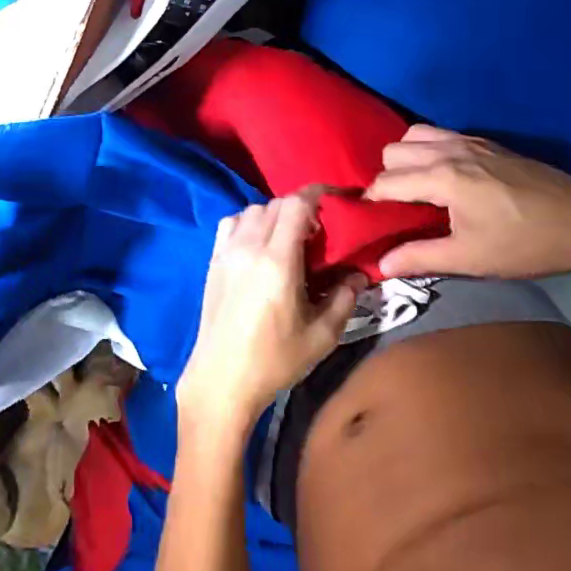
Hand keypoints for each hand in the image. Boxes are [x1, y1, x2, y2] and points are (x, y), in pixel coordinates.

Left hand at [176, 193, 366, 435]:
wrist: (223, 375)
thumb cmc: (275, 359)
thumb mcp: (322, 335)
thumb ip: (344, 298)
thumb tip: (357, 273)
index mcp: (277, 261)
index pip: (296, 205)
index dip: (318, 194)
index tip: (338, 200)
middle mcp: (249, 246)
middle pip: (276, 204)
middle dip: (301, 207)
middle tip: (320, 229)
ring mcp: (226, 250)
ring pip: (252, 210)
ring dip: (275, 214)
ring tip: (291, 237)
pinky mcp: (213, 259)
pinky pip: (231, 223)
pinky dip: (249, 221)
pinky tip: (261, 243)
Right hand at [368, 124, 570, 279]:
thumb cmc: (530, 244)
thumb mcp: (472, 259)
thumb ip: (420, 258)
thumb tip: (380, 266)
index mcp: (442, 177)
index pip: (385, 181)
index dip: (370, 202)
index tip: (368, 221)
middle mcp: (449, 151)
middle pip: (393, 151)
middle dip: (386, 176)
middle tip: (398, 207)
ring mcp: (470, 143)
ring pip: (414, 135)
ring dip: (406, 158)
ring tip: (416, 187)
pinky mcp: (488, 143)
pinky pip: (440, 135)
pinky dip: (428, 150)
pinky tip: (444, 177)